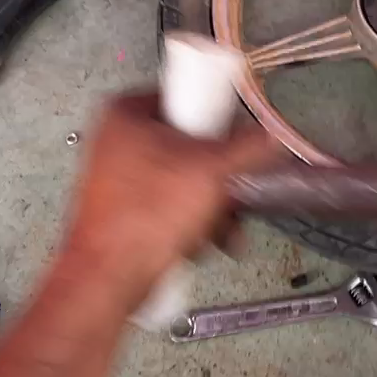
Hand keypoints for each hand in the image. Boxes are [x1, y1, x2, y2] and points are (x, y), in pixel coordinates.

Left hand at [60, 92, 283, 306]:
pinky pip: (172, 205)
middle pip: (192, 143)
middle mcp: (117, 140)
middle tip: (228, 189)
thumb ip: (248, 146)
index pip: (188, 95)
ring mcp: (120, 178)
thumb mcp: (212, 169)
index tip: (232, 137)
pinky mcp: (126, 211)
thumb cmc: (139, 219)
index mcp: (126, 112)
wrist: (109, 281)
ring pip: (186, 178)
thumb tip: (267, 136)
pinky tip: (199, 241)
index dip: (218, 118)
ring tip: (218, 225)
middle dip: (219, 176)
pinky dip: (191, 222)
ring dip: (211, 204)